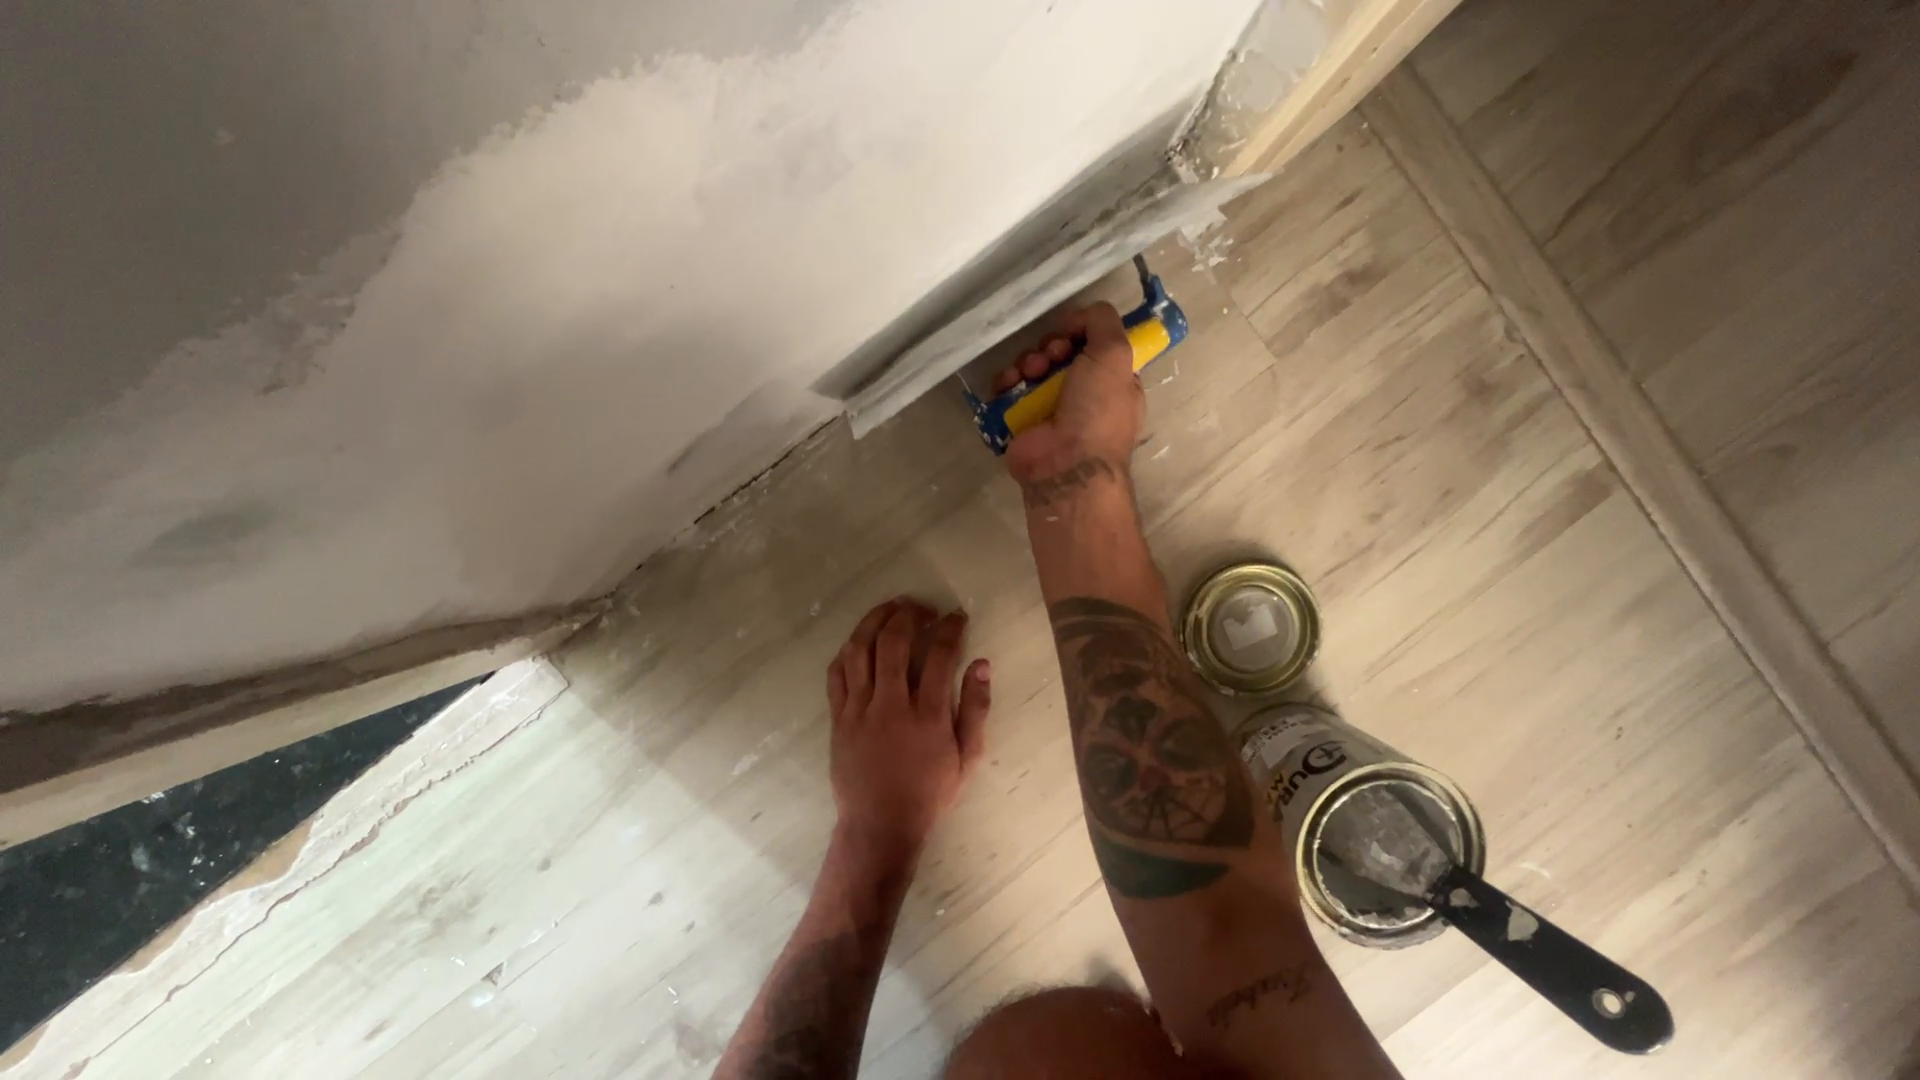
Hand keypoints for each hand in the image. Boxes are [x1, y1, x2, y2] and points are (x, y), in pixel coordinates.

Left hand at [827, 598, 991, 864]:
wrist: (880, 826)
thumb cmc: (929, 793)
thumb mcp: (968, 758)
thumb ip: (977, 709)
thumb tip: (982, 664)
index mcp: (928, 715)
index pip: (941, 654)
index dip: (950, 627)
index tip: (957, 617)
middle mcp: (891, 705)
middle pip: (895, 641)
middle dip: (910, 614)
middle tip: (923, 608)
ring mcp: (859, 710)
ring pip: (860, 649)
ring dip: (875, 620)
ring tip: (891, 609)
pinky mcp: (838, 718)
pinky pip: (837, 673)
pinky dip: (849, 649)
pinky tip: (862, 640)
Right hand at [991, 302, 1145, 485]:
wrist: (1066, 465)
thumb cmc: (1098, 412)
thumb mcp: (1115, 354)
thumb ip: (1102, 321)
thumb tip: (1074, 319)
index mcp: (1112, 383)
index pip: (1093, 345)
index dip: (1080, 334)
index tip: (1072, 335)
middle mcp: (1082, 396)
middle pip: (1059, 352)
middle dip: (1050, 347)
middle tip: (1051, 357)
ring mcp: (1049, 410)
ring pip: (1031, 367)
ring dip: (1027, 362)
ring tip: (1030, 373)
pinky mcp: (1020, 422)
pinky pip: (1008, 390)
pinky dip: (1006, 382)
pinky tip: (1010, 384)